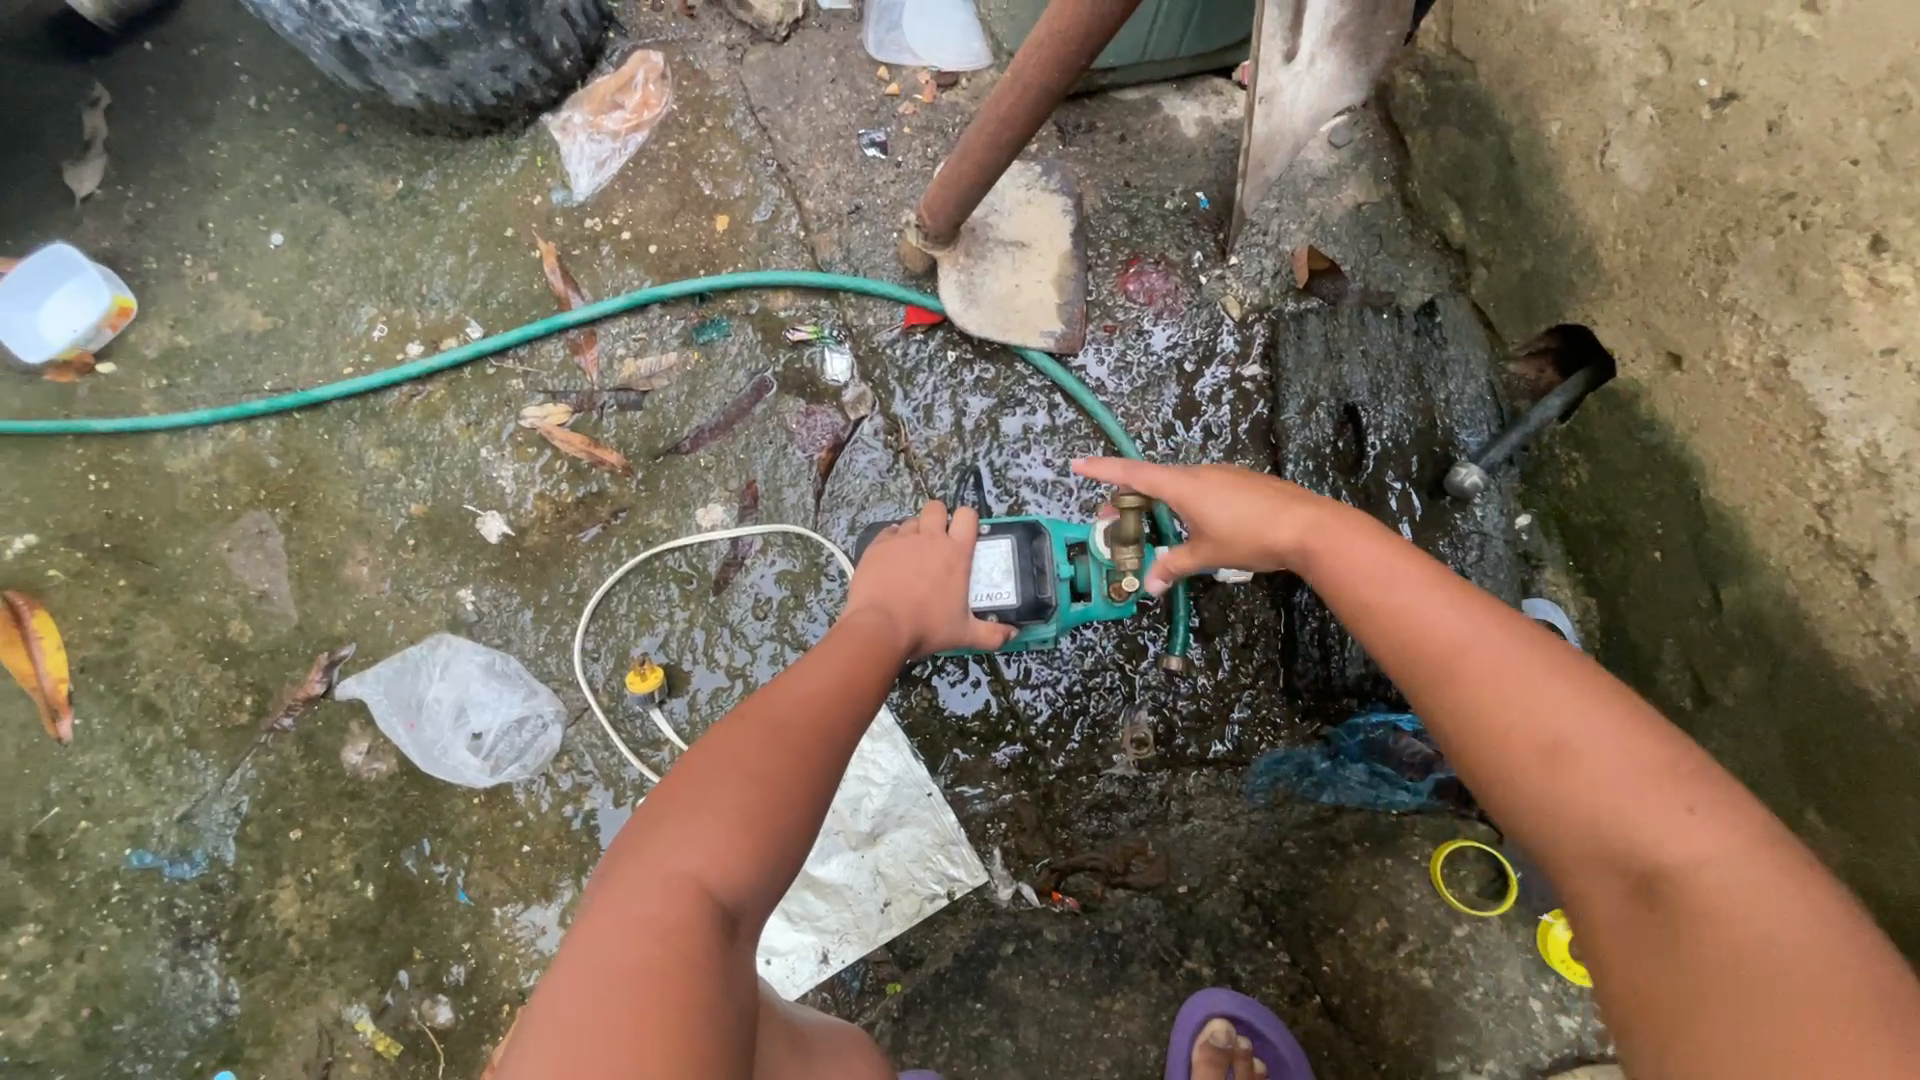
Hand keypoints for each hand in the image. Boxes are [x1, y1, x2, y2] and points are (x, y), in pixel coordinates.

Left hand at [843, 500, 1018, 659]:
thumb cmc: (926, 627)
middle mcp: (930, 538)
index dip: (967, 519)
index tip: (964, 533)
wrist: (879, 628)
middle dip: (938, 517)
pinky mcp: (877, 545)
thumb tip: (1012, 634)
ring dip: (915, 532)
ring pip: (912, 520)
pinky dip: (892, 541)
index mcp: (956, 552)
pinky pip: (888, 532)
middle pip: (936, 508)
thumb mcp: (964, 634)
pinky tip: (892, 558)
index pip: (967, 516)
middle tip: (937, 540)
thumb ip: (992, 634)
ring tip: (913, 554)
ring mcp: (902, 539)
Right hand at [1072, 458, 1345, 594]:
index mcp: (1182, 486)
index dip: (1102, 470)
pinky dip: (1185, 501)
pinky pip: (1201, 487)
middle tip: (1113, 518)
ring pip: (1178, 483)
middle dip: (1128, 496)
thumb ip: (1173, 566)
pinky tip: (1196, 523)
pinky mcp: (1241, 481)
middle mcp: (1198, 473)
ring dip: (1159, 500)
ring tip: (1154, 525)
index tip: (1076, 464)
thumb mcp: (1206, 556)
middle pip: (1153, 479)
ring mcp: (1222, 474)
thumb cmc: (1251, 538)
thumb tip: (1149, 587)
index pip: (1132, 473)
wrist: (1310, 527)